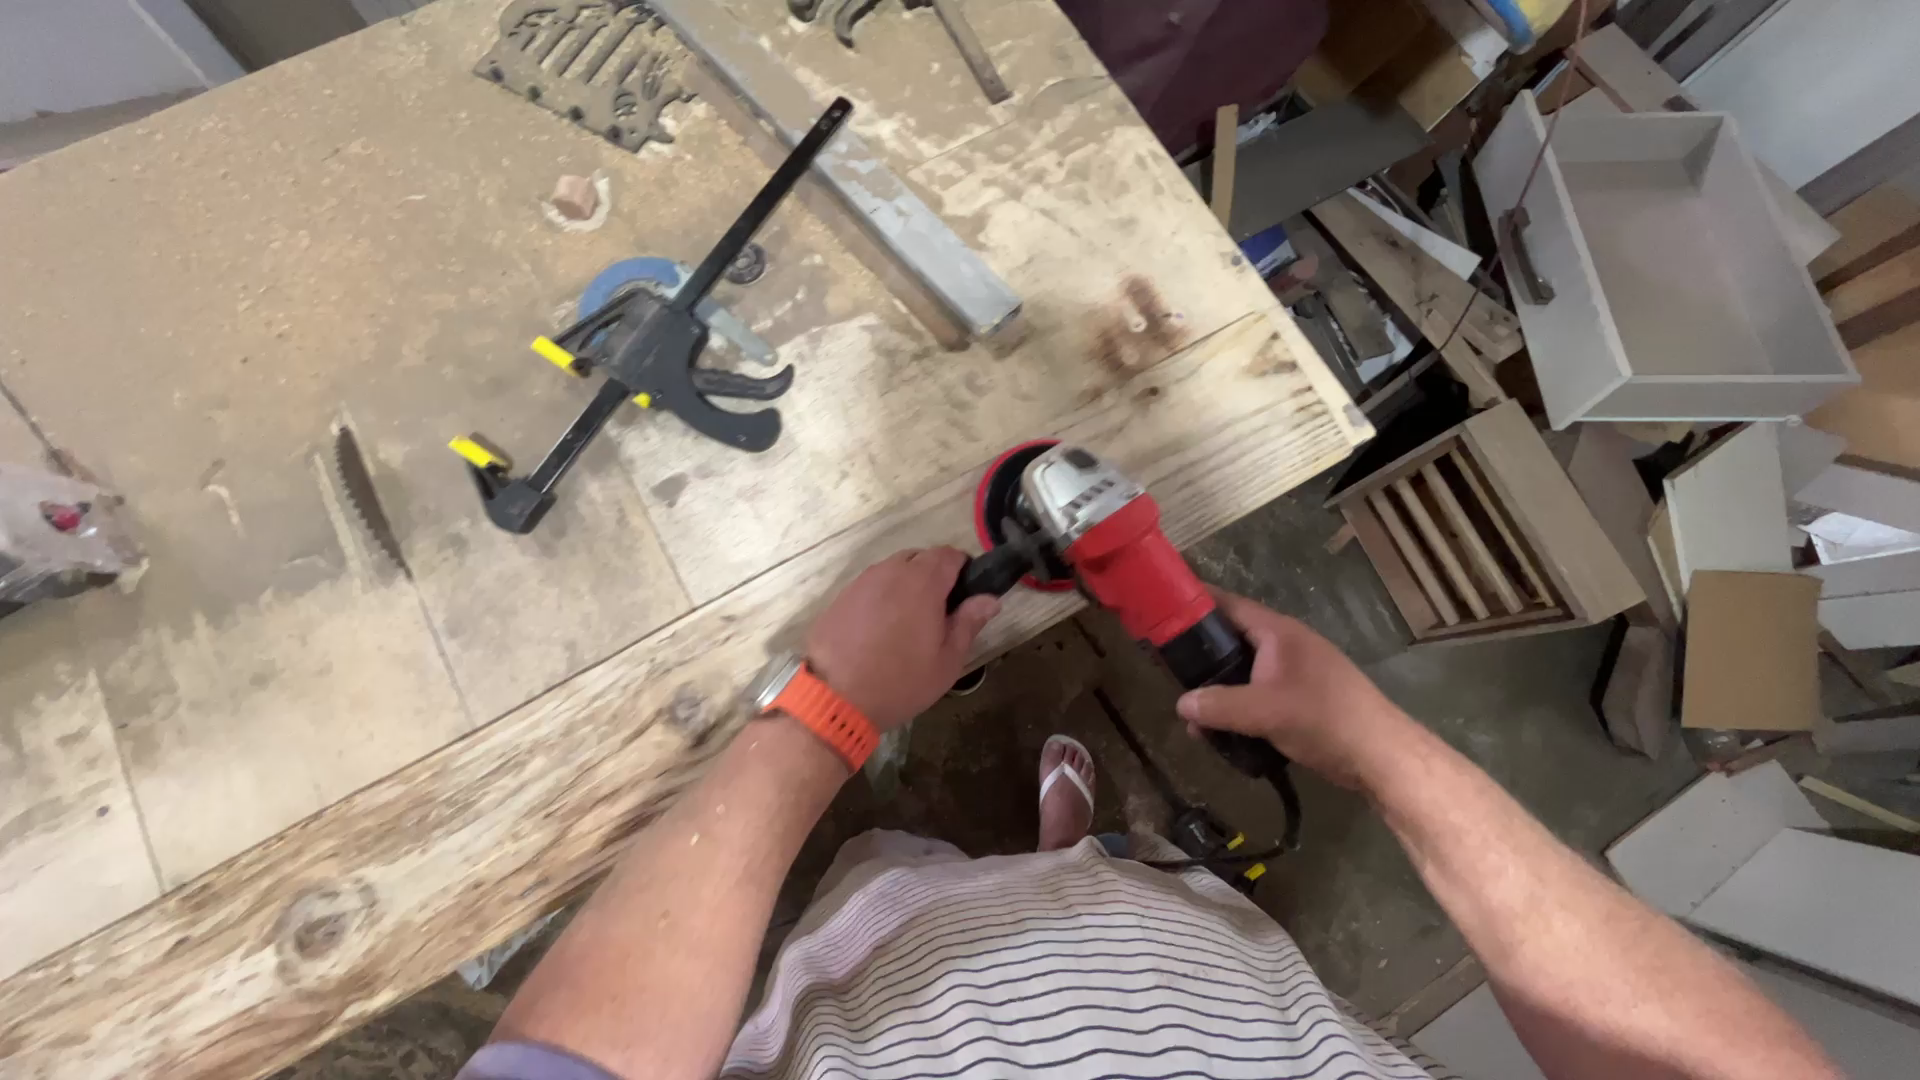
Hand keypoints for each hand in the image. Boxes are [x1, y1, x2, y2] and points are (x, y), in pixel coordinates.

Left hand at [805, 548, 1000, 731]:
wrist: (834, 698)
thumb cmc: (900, 681)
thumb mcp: (946, 660)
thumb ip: (968, 622)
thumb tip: (989, 599)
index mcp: (923, 582)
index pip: (950, 555)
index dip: (963, 570)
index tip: (965, 596)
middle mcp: (892, 571)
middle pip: (921, 558)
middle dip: (934, 576)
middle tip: (939, 613)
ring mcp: (862, 581)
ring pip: (894, 570)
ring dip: (907, 585)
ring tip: (908, 622)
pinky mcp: (841, 596)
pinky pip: (871, 585)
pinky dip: (882, 597)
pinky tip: (880, 629)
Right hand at [1175, 589, 1413, 790]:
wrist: (1382, 757)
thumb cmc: (1324, 719)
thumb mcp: (1264, 712)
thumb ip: (1218, 705)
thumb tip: (1181, 704)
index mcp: (1278, 633)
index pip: (1229, 604)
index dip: (1195, 602)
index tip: (1161, 607)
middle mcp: (1285, 645)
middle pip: (1232, 639)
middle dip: (1200, 655)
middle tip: (1167, 667)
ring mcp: (1295, 672)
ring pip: (1243, 671)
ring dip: (1218, 689)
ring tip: (1192, 714)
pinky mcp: (1300, 698)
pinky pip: (1257, 693)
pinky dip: (1237, 706)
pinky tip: (1222, 731)